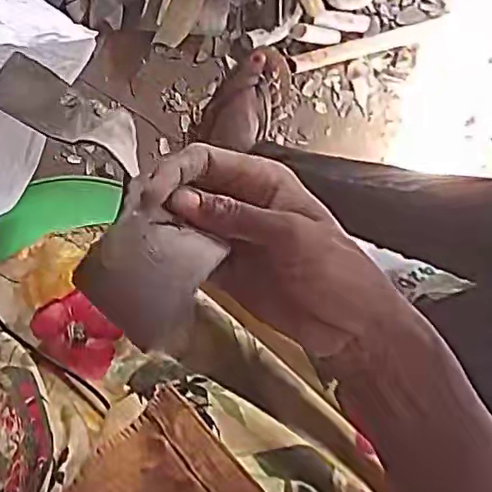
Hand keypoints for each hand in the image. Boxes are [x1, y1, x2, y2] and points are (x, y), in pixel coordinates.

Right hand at [142, 143, 410, 363]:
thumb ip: (235, 216)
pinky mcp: (219, 261)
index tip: (153, 191)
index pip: (205, 160)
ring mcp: (226, 231)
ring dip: (159, 220)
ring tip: (138, 230)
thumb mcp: (291, 236)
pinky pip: (185, 246)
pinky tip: (154, 251)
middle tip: (138, 210)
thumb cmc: (339, 273)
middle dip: (160, 192)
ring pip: (180, 214)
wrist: (354, 331)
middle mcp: (238, 200)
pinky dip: (168, 247)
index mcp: (261, 180)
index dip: (175, 169)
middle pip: (186, 183)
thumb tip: (181, 199)